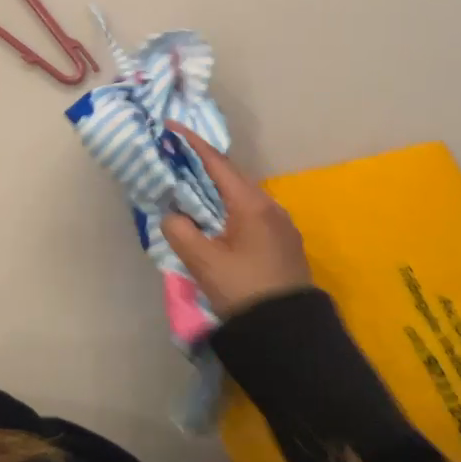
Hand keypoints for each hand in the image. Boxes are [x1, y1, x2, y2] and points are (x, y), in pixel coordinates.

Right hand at [161, 121, 312, 316]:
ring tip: (186, 184)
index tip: (170, 126)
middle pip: (230, 176)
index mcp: (252, 205)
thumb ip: (179, 229)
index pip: (217, 163)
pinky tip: (211, 215)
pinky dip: (226, 204)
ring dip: (213, 187)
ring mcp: (280, 226)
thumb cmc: (244, 289)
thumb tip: (173, 215)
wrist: (290, 336)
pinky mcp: (282, 244)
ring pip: (240, 195)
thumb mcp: (202, 260)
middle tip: (172, 156)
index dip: (192, 143)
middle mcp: (270, 208)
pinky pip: (249, 212)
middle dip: (200, 164)